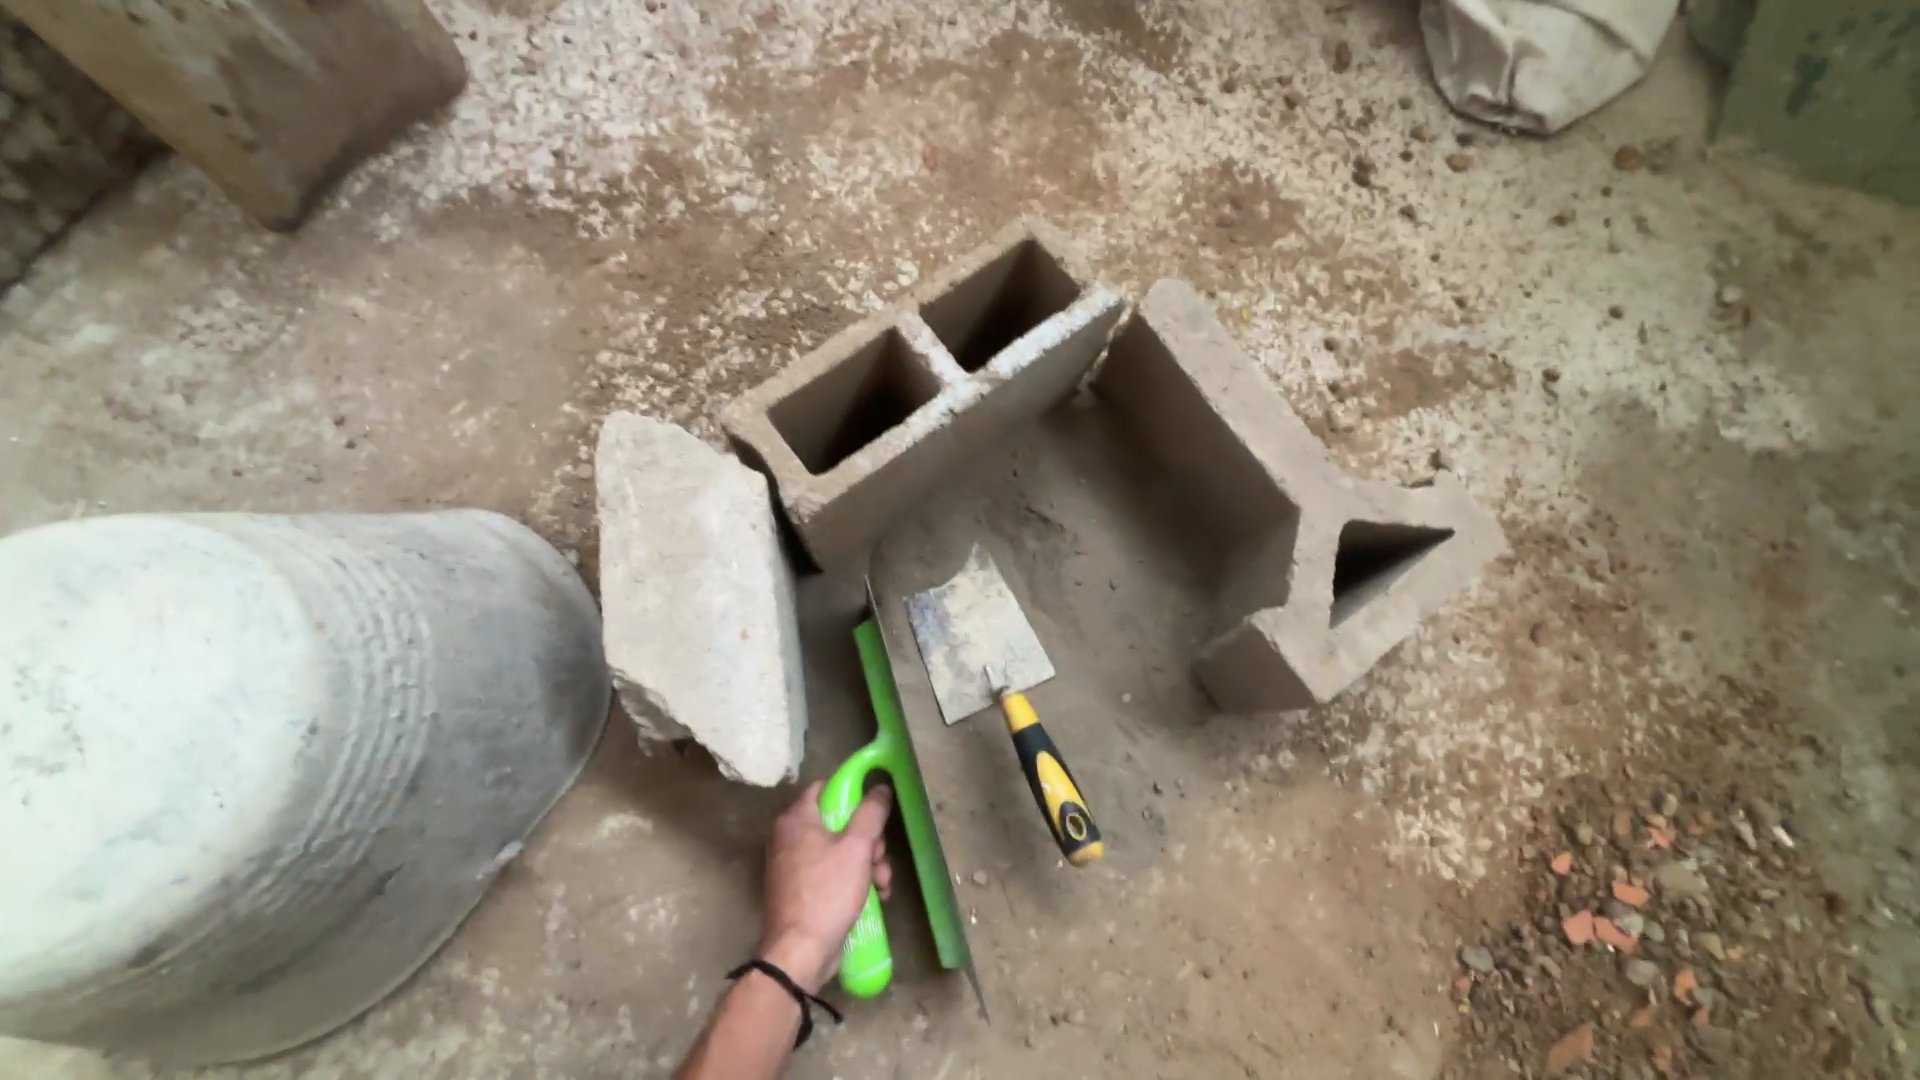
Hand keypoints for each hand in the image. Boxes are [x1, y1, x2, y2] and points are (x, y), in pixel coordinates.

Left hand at [757, 782, 893, 993]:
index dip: (853, 792)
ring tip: (883, 884)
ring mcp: (791, 866)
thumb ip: (871, 813)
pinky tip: (874, 897)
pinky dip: (851, 880)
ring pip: (838, 850)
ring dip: (866, 863)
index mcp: (796, 819)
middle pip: (837, 822)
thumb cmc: (827, 892)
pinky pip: (829, 873)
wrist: (800, 952)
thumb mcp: (857, 847)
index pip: (826, 787)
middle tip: (880, 857)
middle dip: (867, 839)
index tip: (875, 808)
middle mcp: (788, 838)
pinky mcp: (799, 891)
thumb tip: (880, 788)